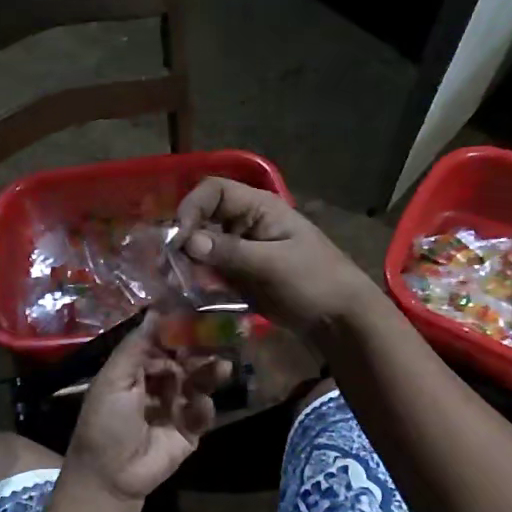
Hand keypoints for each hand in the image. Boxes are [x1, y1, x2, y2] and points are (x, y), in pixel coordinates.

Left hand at [67, 313, 229, 500]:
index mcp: (137, 369)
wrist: (111, 475)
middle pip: (185, 359)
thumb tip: (157, 309)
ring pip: (199, 382)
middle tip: (217, 339)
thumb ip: (137, 346)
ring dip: (209, 373)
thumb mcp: (115, 378)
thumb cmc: (106, 422)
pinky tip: (198, 406)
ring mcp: (176, 406)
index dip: (178, 329)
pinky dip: (204, 407)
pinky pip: (204, 411)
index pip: (162, 342)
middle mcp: (159, 383)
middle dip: (200, 350)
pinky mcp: (190, 429)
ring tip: (221, 368)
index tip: (197, 314)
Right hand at [175, 178, 376, 338]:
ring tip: (178, 286)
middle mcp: (247, 224)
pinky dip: (201, 282)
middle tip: (170, 269)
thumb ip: (229, 252)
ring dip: (190, 265)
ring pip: (205, 249)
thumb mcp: (272, 265)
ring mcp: (245, 251)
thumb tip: (188, 242)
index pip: (213, 191)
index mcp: (259, 209)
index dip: (191, 208)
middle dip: (185, 241)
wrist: (341, 320)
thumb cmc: (314, 282)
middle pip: (204, 220)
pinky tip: (193, 296)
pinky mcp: (243, 276)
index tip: (179, 239)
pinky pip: (214, 273)